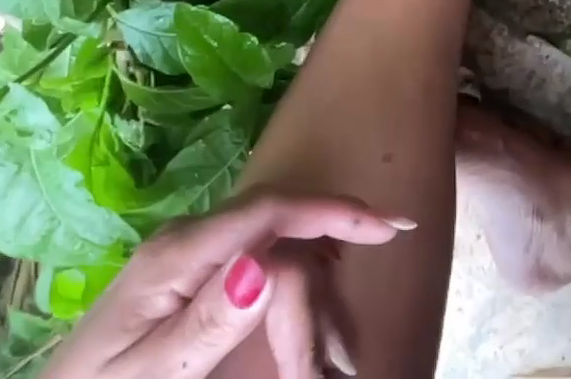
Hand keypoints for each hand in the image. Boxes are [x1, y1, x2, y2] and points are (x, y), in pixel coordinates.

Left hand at [40, 190, 412, 378]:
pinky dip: (297, 291)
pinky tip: (310, 320)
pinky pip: (263, 260)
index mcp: (179, 255)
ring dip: (314, 298)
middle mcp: (191, 239)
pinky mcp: (196, 269)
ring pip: (280, 247)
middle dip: (325, 283)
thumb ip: (205, 323)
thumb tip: (264, 266)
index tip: (392, 227)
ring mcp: (193, 251)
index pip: (273, 209)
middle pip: (285, 228)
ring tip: (333, 360)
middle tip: (341, 361)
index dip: (337, 211)